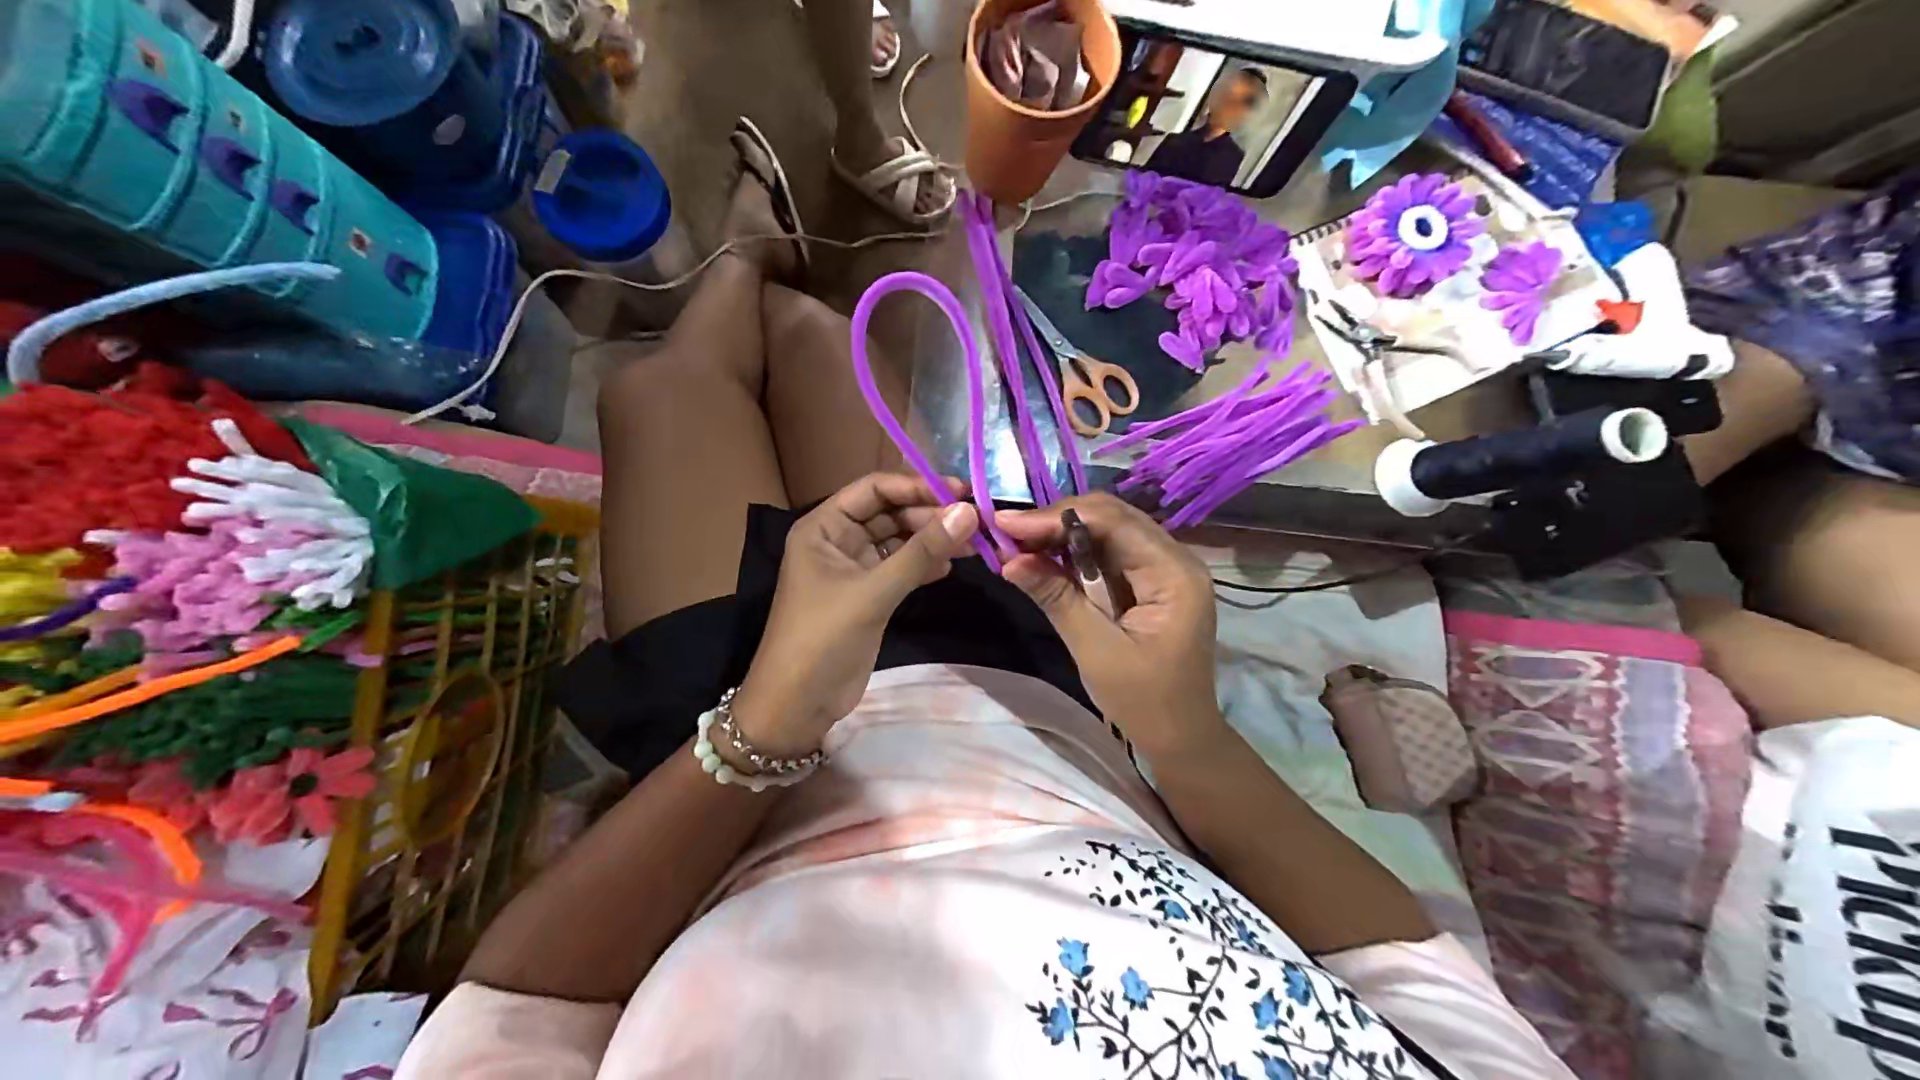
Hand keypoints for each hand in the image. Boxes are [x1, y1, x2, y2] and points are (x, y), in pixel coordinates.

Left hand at [731, 473, 980, 757]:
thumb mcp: (873, 591)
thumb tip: (968, 511)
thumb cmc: (823, 638)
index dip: (915, 486)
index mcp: (823, 527)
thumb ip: (921, 552)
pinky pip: (901, 568)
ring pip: (899, 541)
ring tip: (972, 543)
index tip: (959, 491)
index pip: (874, 489)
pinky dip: (924, 565)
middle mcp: (837, 541)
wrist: (797, 704)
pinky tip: (950, 567)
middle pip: (889, 513)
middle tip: (973, 521)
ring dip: (931, 540)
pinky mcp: (868, 595)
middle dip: (928, 514)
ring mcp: (853, 569)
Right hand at [997, 495, 1222, 753]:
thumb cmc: (1144, 701)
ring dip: (1062, 533)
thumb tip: (1009, 560)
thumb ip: (1056, 598)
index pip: (1113, 522)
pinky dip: (1073, 552)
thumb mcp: (1095, 650)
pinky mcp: (1150, 581)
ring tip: (1017, 542)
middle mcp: (1174, 559)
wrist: (1180, 736)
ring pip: (1107, 530)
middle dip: (1056, 520)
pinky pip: (1108, 552)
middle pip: (1111, 517)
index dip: (1057, 517)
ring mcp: (1164, 568)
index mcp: (1174, 573)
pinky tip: (1043, 556)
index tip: (1008, 524)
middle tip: (1007, 532)